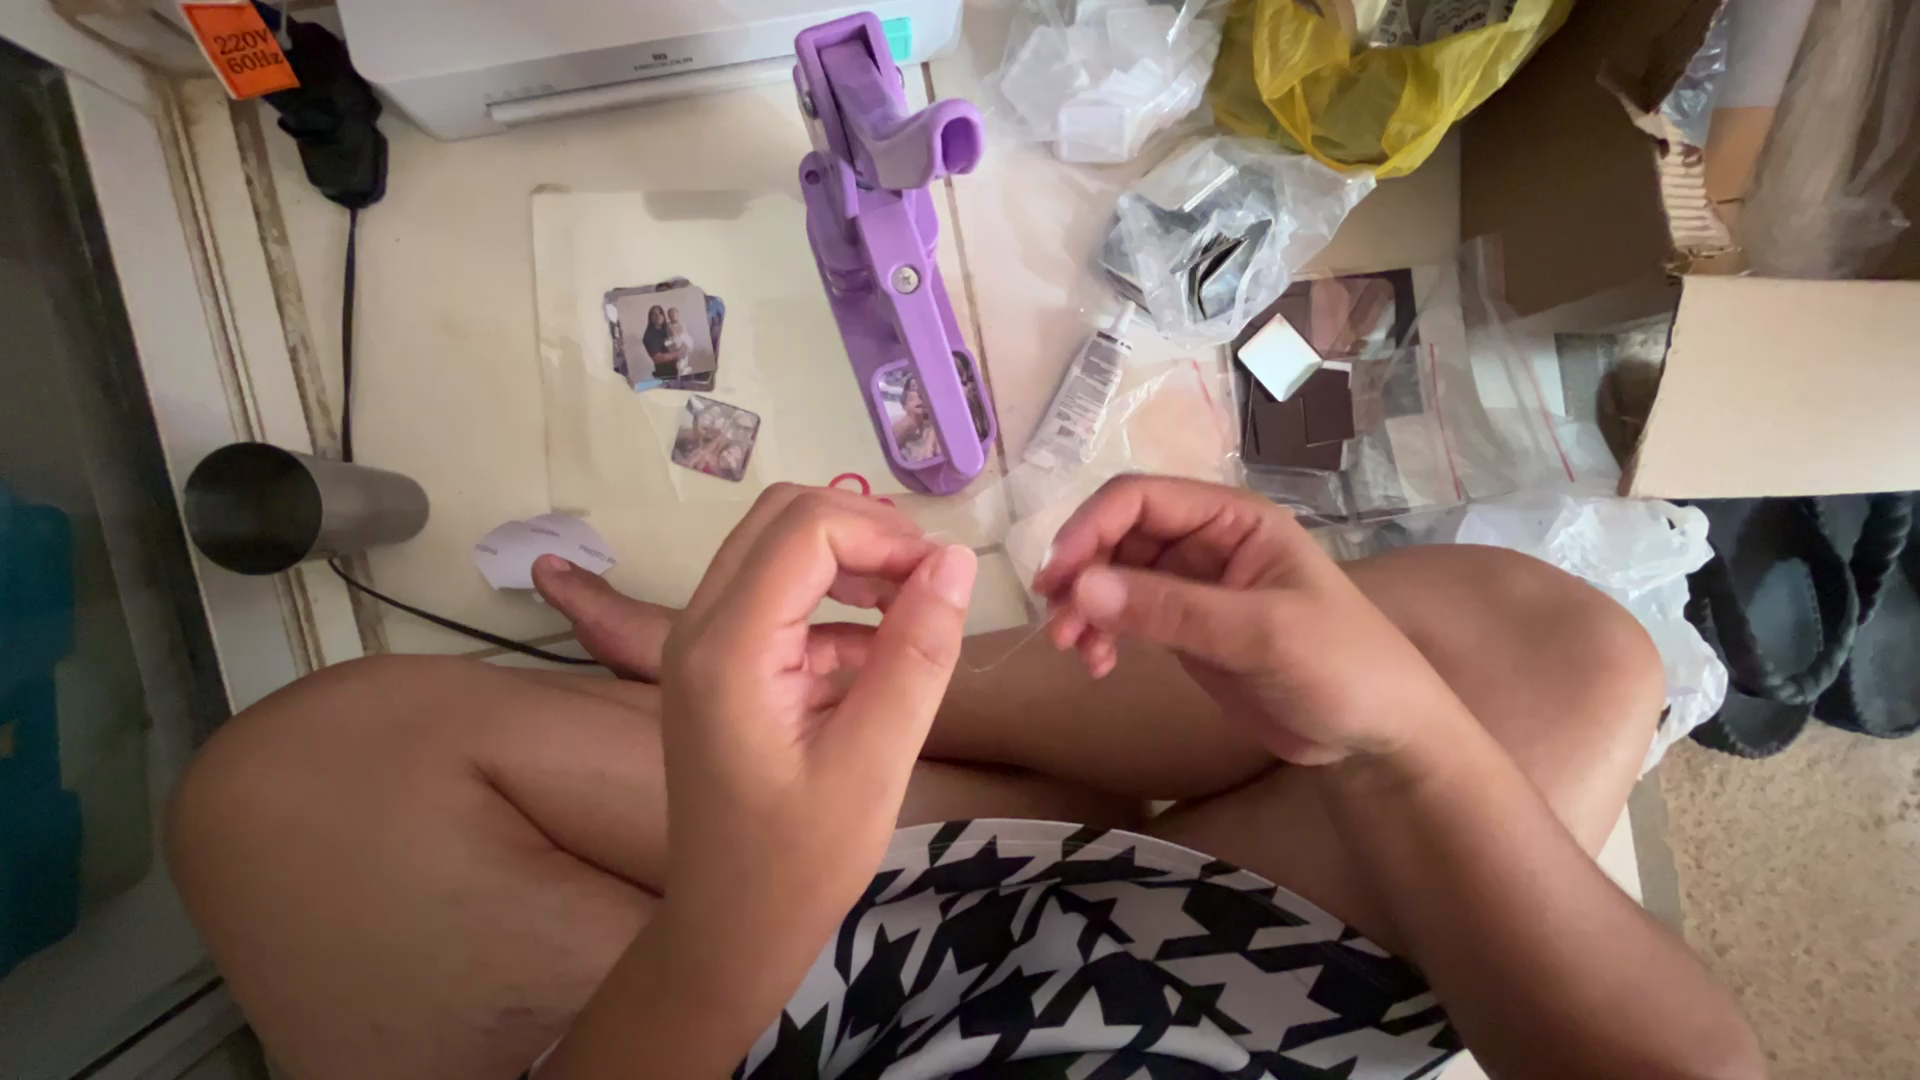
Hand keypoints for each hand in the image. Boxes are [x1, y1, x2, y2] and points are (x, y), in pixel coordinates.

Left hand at [658, 486, 974, 956]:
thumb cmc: (801, 862)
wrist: (730, 930)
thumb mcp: (876, 762)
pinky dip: (835, 597)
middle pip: (784, 517)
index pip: (806, 529)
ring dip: (851, 557)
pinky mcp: (721, 660)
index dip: (884, 535)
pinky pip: (779, 592)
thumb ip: (917, 654)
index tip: (942, 579)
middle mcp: (699, 625)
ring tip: (912, 602)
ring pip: (778, 545)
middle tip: (928, 578)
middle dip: (866, 530)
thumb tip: (955, 561)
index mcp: (728, 647)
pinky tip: (878, 647)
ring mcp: (702, 640)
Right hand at [1031, 476, 1464, 765]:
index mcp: (1230, 519)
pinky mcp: (1182, 625)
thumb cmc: (1341, 666)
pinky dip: (1101, 633)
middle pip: (1117, 536)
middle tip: (1057, 624)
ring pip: (1112, 576)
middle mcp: (1204, 541)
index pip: (1139, 499)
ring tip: (1072, 648)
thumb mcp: (1261, 633)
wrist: (1376, 733)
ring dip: (1084, 606)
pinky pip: (1124, 614)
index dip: (1090, 529)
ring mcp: (1190, 584)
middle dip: (1081, 573)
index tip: (1058, 579)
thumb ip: (1171, 609)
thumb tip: (1080, 588)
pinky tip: (1098, 664)